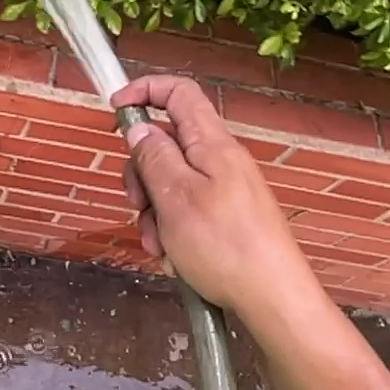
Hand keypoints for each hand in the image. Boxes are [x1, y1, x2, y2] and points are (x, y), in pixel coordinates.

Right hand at [111, 75, 318, 318]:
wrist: (273, 298)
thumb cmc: (224, 246)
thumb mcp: (175, 198)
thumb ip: (154, 157)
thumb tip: (140, 129)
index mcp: (212, 143)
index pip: (179, 92)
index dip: (144, 91)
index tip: (115, 108)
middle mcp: (221, 159)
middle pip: (167, 142)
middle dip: (141, 172)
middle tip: (136, 205)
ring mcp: (226, 188)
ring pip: (172, 180)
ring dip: (153, 209)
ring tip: (157, 243)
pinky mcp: (228, 215)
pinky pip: (187, 207)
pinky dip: (171, 226)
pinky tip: (172, 255)